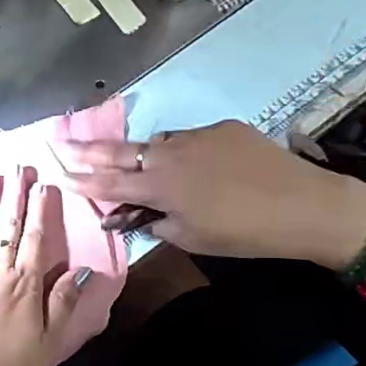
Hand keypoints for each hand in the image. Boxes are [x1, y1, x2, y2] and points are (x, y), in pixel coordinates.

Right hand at [59, 120, 365, 269]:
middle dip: (91, 149)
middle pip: (122, 150)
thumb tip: (135, 216)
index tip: (62, 173)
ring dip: (140, 152)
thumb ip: (157, 224)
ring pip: (157, 142)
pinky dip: (180, 149)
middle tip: (65, 143)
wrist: (303, 204)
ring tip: (129, 159)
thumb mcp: (193, 238)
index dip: (85, 180)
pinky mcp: (223, 127)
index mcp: (161, 186)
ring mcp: (197, 135)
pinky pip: (189, 137)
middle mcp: (171, 153)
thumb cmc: (244, 233)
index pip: (111, 182)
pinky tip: (189, 161)